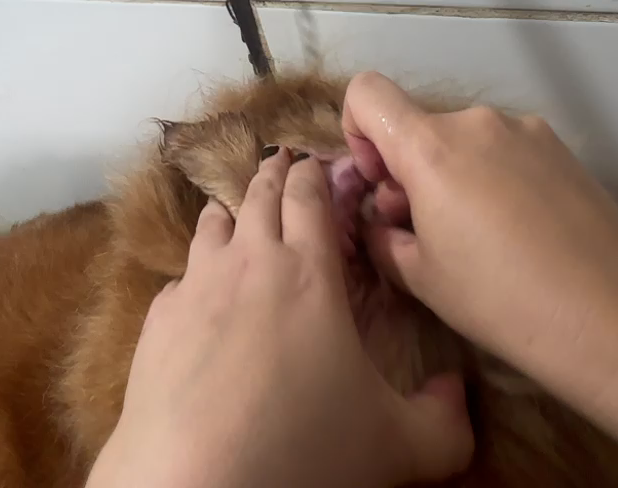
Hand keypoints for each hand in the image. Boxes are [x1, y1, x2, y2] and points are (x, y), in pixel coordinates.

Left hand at [86, 146, 472, 487]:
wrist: (196, 486)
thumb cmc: (305, 450)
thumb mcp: (398, 444)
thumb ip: (443, 417)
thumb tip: (458, 391)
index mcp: (308, 271)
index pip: (309, 193)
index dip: (314, 171)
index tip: (319, 163)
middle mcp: (249, 261)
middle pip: (259, 193)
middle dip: (274, 173)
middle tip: (282, 163)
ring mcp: (197, 285)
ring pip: (213, 223)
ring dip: (231, 211)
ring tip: (239, 212)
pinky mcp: (159, 318)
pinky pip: (181, 277)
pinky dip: (196, 273)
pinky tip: (201, 293)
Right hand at [342, 72, 617, 419]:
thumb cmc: (507, 306)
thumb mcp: (421, 279)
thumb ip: (383, 234)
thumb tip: (386, 217)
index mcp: (431, 146)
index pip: (367, 91)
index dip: (357, 129)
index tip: (381, 181)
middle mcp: (476, 122)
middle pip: (418, 125)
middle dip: (409, 169)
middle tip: (430, 231)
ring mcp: (526, 130)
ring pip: (462, 140)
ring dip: (453, 175)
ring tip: (484, 239)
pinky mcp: (562, 149)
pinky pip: (504, 150)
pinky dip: (494, 178)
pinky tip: (523, 233)